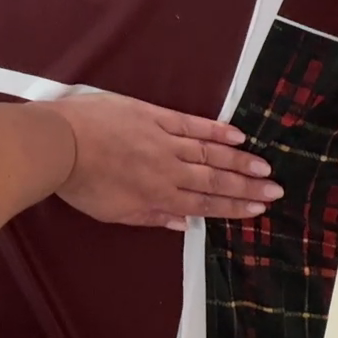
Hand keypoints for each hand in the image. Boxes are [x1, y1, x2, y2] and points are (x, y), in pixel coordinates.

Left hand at [45, 93, 280, 229]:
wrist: (60, 143)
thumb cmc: (80, 182)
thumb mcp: (112, 212)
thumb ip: (149, 217)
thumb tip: (184, 223)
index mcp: (158, 196)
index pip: (204, 205)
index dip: (234, 208)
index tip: (259, 210)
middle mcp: (168, 170)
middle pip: (214, 180)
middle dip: (247, 187)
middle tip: (277, 191)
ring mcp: (162, 140)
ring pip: (208, 152)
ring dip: (238, 161)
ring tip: (265, 167)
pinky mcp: (152, 114)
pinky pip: (190, 123)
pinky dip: (214, 129)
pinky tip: (236, 135)